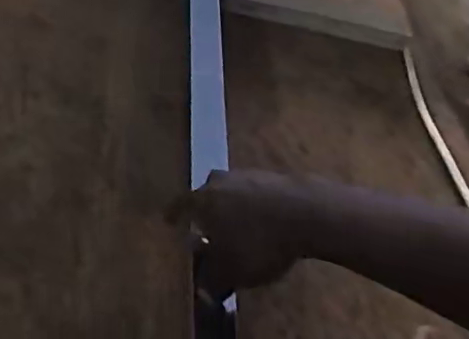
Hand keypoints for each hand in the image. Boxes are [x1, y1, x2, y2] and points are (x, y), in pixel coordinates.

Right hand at [168, 170, 320, 297]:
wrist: (301, 211)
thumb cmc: (257, 241)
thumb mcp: (233, 270)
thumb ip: (213, 280)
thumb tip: (200, 292)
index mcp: (201, 200)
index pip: (179, 206)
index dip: (173, 215)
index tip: (167, 221)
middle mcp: (215, 182)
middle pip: (203, 196)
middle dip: (203, 212)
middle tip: (206, 227)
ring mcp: (241, 175)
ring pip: (227, 193)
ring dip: (228, 208)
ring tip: (235, 226)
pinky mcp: (265, 177)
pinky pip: (249, 193)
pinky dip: (250, 207)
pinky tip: (261, 222)